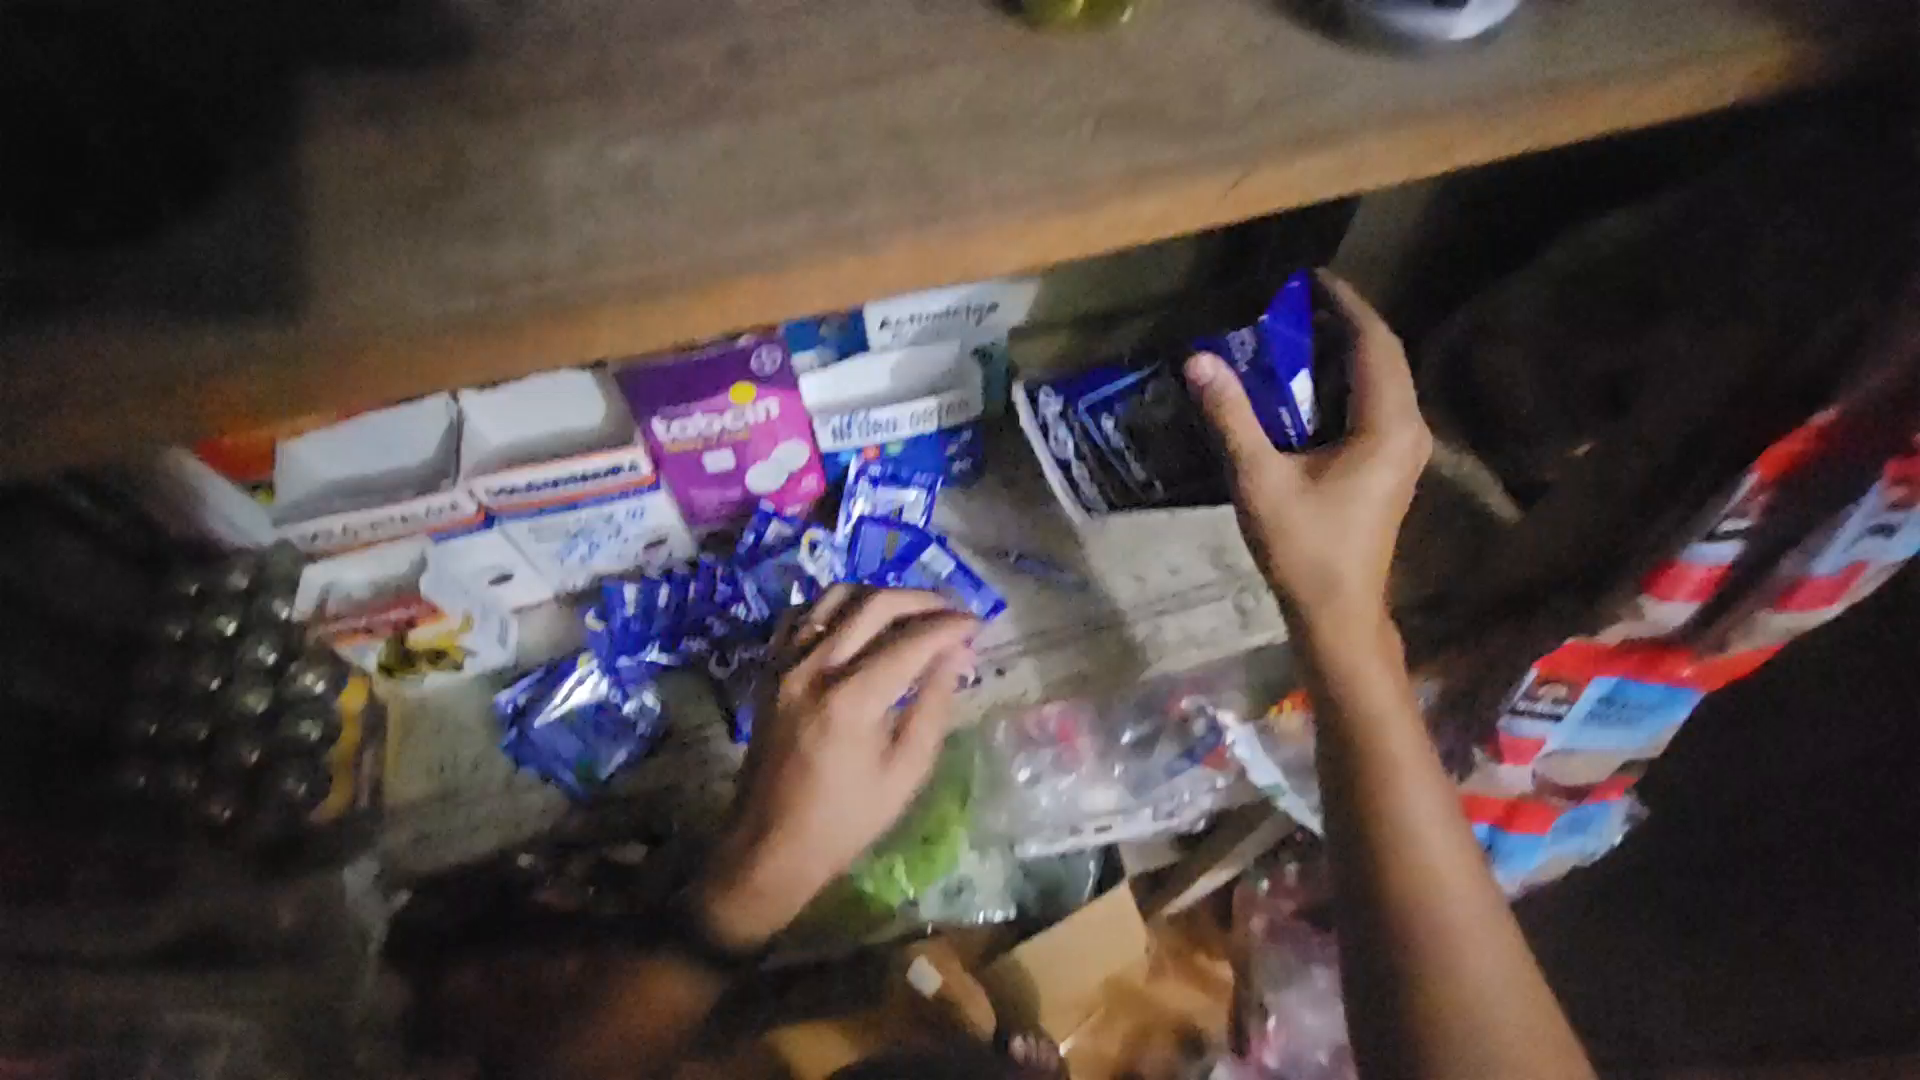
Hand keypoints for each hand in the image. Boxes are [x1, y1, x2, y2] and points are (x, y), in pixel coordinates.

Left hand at [694, 586, 977, 948]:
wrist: (770, 845)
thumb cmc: (846, 819)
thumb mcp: (906, 772)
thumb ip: (934, 705)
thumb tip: (957, 654)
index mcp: (851, 700)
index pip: (912, 641)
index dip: (950, 626)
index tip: (977, 624)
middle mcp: (815, 668)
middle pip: (876, 604)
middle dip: (923, 600)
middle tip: (953, 611)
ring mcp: (786, 663)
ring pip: (837, 597)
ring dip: (881, 595)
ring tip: (912, 611)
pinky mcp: (770, 668)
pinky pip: (804, 614)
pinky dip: (837, 607)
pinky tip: (859, 621)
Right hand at [1185, 271, 1431, 641]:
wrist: (1336, 610)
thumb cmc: (1304, 546)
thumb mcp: (1260, 478)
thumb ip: (1232, 417)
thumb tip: (1199, 362)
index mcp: (1387, 425)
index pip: (1375, 343)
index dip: (1347, 304)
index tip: (1312, 279)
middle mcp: (1407, 430)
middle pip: (1383, 358)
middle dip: (1343, 325)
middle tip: (1295, 306)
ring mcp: (1403, 452)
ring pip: (1380, 384)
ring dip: (1343, 356)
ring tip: (1298, 337)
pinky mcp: (1388, 469)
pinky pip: (1372, 408)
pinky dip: (1342, 388)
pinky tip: (1306, 390)